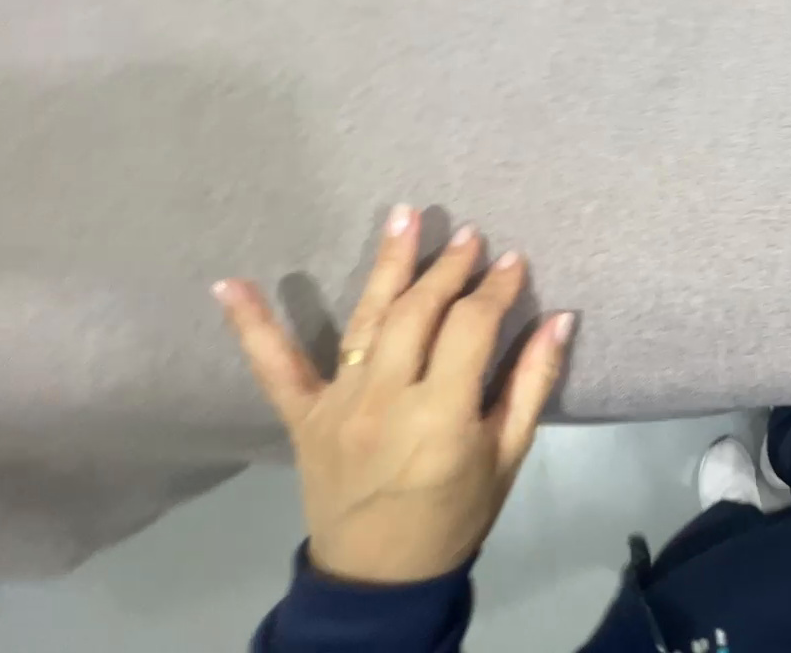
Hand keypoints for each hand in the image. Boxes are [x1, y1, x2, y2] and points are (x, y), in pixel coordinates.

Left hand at [213, 205, 576, 584]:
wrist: (379, 575)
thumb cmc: (458, 510)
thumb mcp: (510, 450)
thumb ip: (533, 381)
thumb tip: (560, 318)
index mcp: (442, 413)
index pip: (471, 327)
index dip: (497, 288)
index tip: (515, 260)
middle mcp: (386, 399)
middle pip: (418, 313)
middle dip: (449, 267)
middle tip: (471, 235)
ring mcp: (338, 405)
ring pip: (364, 321)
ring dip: (386, 264)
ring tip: (404, 215)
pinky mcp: (302, 417)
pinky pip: (274, 368)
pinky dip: (251, 325)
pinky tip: (230, 284)